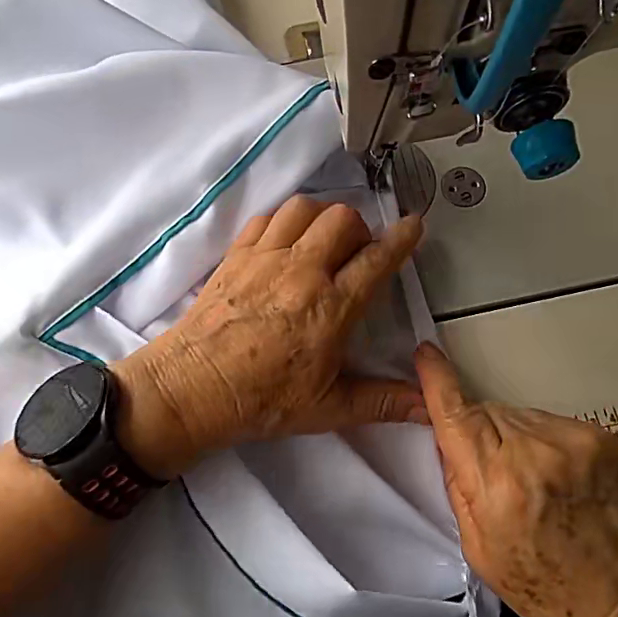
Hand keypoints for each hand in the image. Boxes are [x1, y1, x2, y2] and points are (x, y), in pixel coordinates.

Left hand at [112, 197, 427, 478]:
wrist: (193, 388)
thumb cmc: (258, 399)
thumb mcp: (327, 408)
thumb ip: (381, 402)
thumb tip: (425, 407)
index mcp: (331, 307)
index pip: (376, 259)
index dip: (401, 238)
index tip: (411, 225)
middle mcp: (300, 273)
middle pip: (341, 219)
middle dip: (358, 227)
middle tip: (356, 251)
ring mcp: (264, 260)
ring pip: (302, 208)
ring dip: (320, 216)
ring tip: (321, 240)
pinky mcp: (234, 258)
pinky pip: (263, 219)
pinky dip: (280, 221)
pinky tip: (282, 242)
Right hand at [413, 343, 617, 616]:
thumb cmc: (548, 590)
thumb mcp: (477, 545)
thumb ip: (459, 484)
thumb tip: (448, 439)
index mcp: (498, 485)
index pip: (457, 416)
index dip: (436, 381)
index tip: (425, 353)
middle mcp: (538, 453)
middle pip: (485, 412)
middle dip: (477, 430)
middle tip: (488, 472)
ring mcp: (577, 442)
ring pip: (517, 414)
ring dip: (511, 436)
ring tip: (529, 482)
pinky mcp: (604, 438)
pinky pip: (550, 423)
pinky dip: (543, 441)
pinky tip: (557, 477)